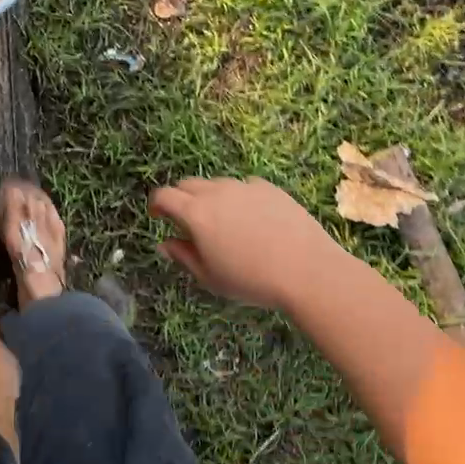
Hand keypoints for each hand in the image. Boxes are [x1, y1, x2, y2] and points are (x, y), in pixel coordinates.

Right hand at [148, 177, 347, 310]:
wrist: (308, 271)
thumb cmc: (251, 280)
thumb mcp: (209, 277)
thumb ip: (183, 256)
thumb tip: (165, 243)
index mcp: (195, 213)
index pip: (164, 196)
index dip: (156, 205)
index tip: (158, 217)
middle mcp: (216, 192)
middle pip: (187, 184)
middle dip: (180, 198)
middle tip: (186, 221)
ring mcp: (244, 187)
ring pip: (216, 183)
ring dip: (209, 197)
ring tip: (221, 221)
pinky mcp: (269, 188)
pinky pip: (244, 186)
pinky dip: (237, 197)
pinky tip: (250, 218)